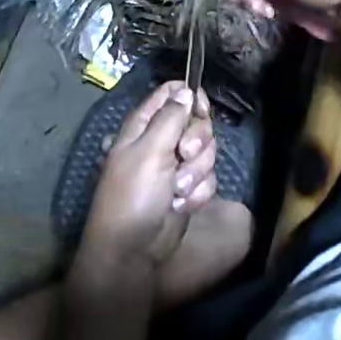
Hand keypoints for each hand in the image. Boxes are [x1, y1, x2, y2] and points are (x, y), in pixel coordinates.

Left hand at [76, 82, 216, 280]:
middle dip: (197, 140)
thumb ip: (171, 117)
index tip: (200, 110)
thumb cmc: (133, 195)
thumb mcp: (150, 151)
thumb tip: (186, 89)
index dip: (189, 97)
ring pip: (206, 151)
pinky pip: (207, 178)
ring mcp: (175, 165)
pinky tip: (181, 204)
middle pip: (196, 121)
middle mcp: (161, 140)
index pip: (172, 93)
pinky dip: (197, 193)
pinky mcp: (187, 188)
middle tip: (184, 155)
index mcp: (145, 125)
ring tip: (177, 189)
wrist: (133, 250)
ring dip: (196, 172)